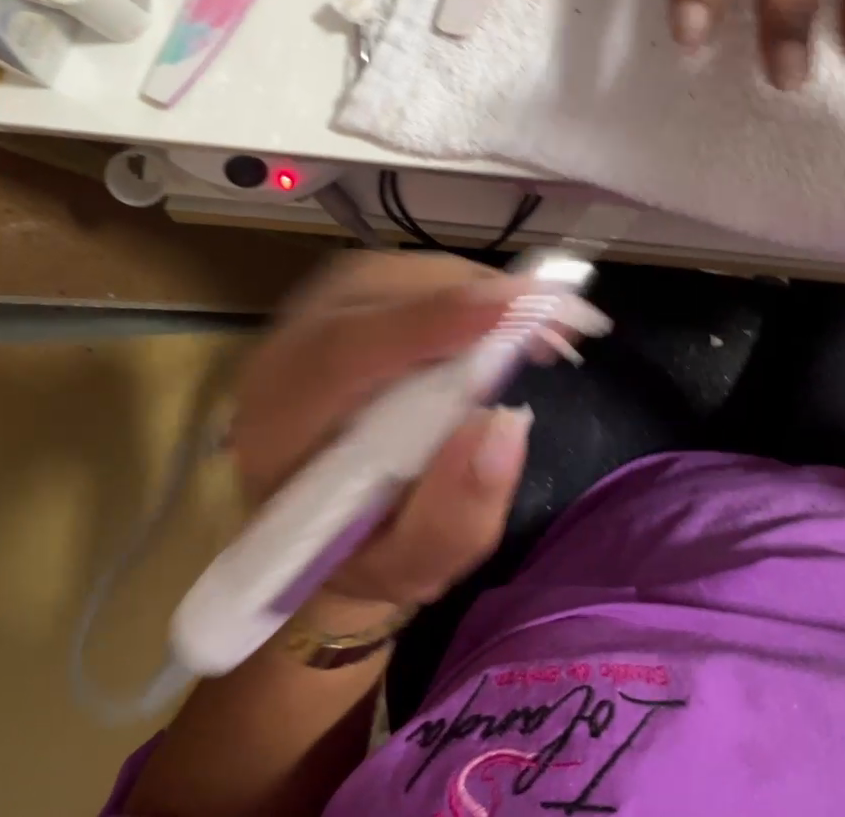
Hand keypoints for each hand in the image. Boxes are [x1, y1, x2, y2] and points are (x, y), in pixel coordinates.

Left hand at [226, 252, 602, 618]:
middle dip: (479, 302)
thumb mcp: (406, 566)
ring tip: (540, 332)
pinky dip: (465, 294)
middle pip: (382, 296)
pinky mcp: (338, 301)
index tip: (517, 308)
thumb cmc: (354, 552)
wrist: (308, 523)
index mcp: (282, 424)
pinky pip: (408, 278)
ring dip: (478, 295)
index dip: (430, 323)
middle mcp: (284, 351)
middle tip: (562, 327)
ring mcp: (308, 316)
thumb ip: (452, 516)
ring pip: (402, 277)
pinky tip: (502, 325)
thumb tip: (507, 425)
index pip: (344, 352)